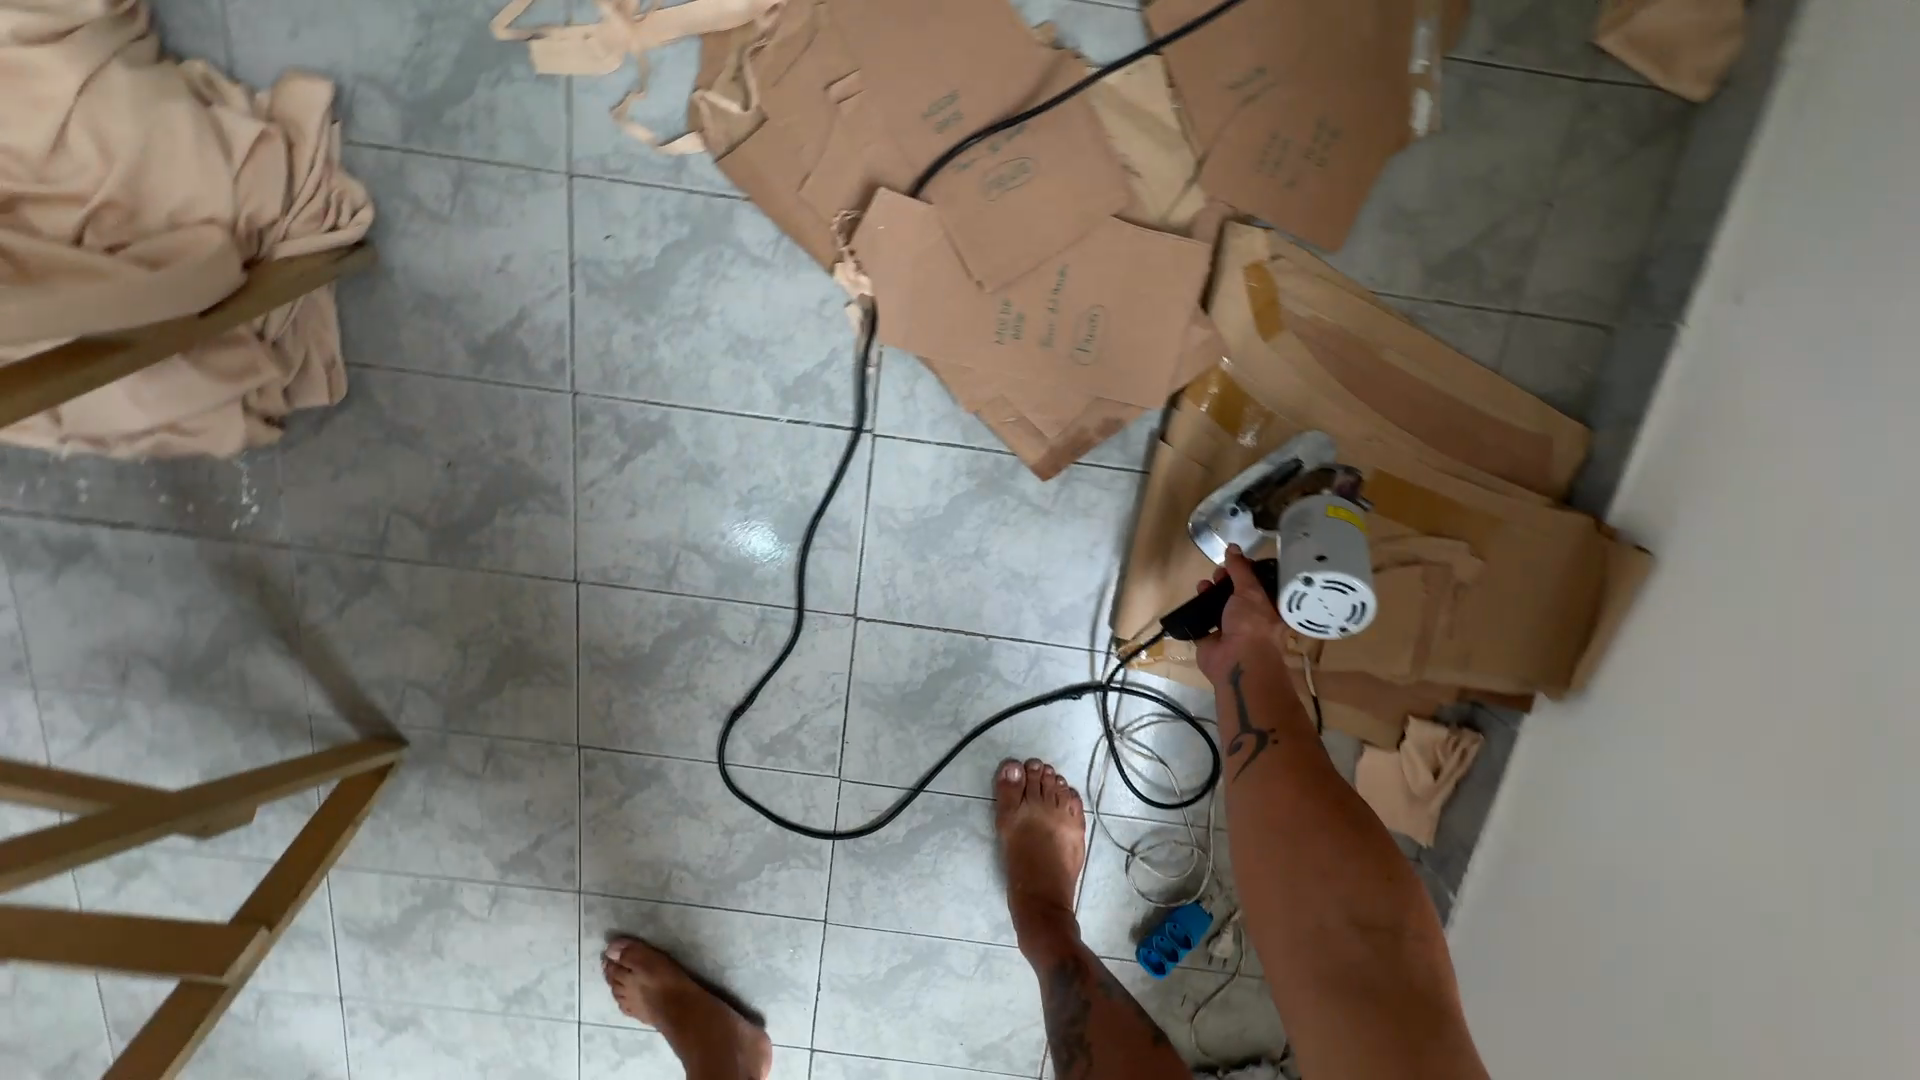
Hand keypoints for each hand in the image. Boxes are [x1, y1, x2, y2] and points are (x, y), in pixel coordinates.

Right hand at [1194, 545, 1287, 686]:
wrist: (1237, 662)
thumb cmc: (1252, 625)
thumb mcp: (1250, 591)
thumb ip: (1241, 569)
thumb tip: (1233, 547)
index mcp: (1270, 610)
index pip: (1260, 587)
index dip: (1249, 573)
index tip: (1237, 560)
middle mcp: (1252, 620)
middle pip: (1237, 595)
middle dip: (1227, 581)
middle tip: (1219, 572)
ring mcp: (1230, 631)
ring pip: (1219, 607)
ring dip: (1211, 594)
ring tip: (1204, 584)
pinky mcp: (1211, 640)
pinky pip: (1202, 622)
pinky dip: (1196, 611)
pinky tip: (1194, 599)